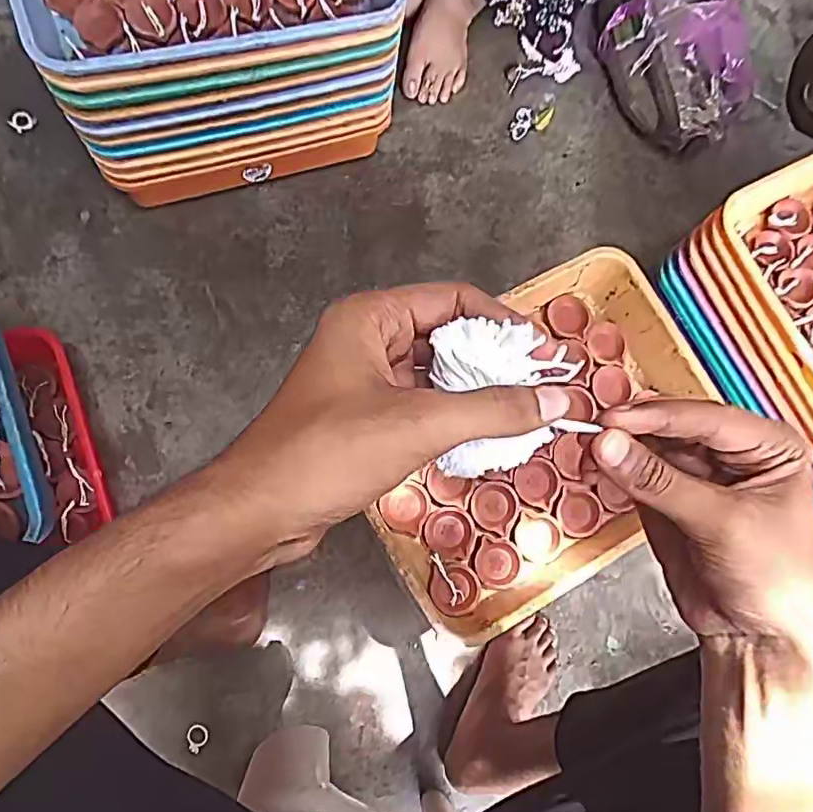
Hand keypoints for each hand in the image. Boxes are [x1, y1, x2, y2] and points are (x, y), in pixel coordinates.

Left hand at [215, 283, 566, 559]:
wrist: (261, 511)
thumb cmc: (322, 455)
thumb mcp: (417, 424)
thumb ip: (492, 409)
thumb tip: (550, 399)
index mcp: (367, 319)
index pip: (451, 299)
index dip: (500, 322)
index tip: (539, 352)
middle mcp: (363, 343)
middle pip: (444, 338)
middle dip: (491, 363)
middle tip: (537, 389)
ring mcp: (360, 384)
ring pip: (433, 378)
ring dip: (474, 396)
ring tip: (519, 416)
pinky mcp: (361, 422)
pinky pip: (418, 409)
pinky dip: (450, 421)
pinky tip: (480, 440)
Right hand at [591, 400, 812, 640]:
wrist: (755, 633)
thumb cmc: (774, 579)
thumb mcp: (720, 523)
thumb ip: (659, 481)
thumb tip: (610, 444)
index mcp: (768, 445)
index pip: (705, 417)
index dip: (655, 416)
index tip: (613, 419)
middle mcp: (731, 453)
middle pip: (671, 425)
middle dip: (631, 429)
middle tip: (594, 433)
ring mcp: (696, 474)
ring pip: (646, 445)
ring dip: (615, 449)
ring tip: (589, 455)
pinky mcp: (667, 495)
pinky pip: (633, 472)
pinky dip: (612, 470)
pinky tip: (596, 471)